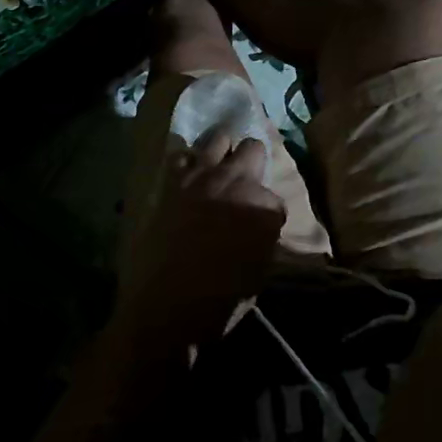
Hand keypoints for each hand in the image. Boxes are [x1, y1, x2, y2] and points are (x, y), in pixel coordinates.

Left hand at [115, 134, 285, 347]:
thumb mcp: (257, 275)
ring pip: (219, 138)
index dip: (269, 216)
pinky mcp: (172, 180)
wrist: (165, 302)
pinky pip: (181, 155)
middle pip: (253, 149)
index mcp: (263, 207)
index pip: (276, 199)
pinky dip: (187, 162)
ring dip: (223, 152)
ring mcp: (201, 175)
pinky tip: (189, 176)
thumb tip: (259, 231)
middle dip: (254, 164)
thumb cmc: (220, 299)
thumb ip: (262, 242)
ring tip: (220, 168)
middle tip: (247, 185)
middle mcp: (235, 181)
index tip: (261, 229)